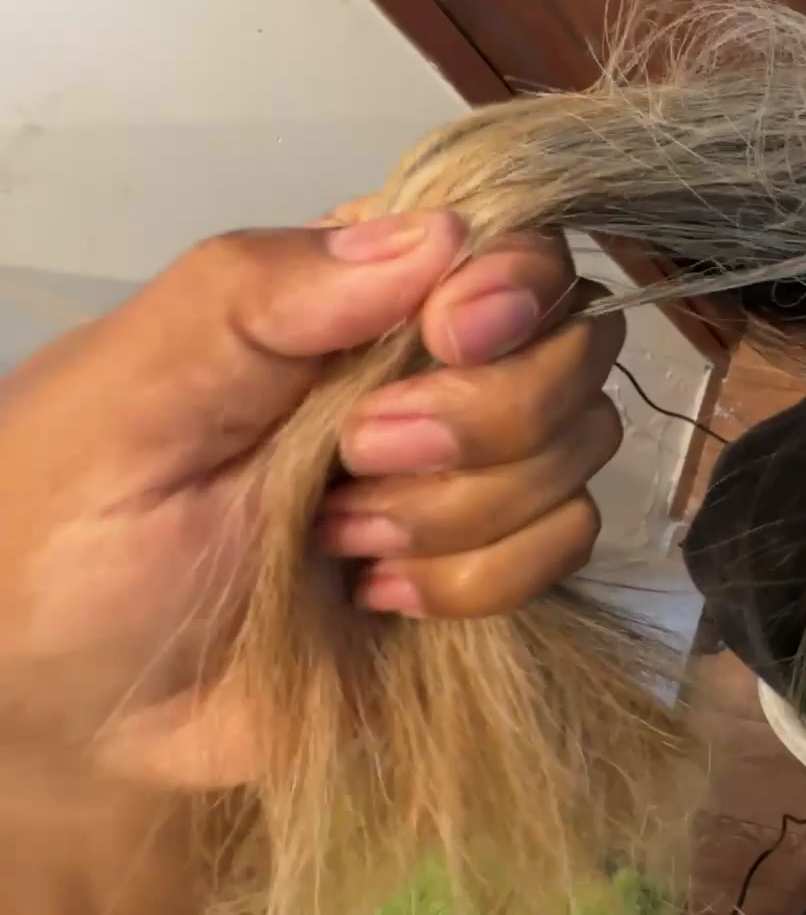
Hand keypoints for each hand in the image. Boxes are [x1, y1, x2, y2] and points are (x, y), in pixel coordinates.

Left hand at [0, 210, 623, 785]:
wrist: (100, 718)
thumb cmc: (74, 539)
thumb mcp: (125, 398)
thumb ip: (260, 292)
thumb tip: (443, 231)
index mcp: (378, 300)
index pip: (526, 246)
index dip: (520, 283)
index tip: (452, 337)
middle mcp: (467, 368)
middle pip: (584, 343)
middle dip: (488, 416)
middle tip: (361, 458)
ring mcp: (509, 460)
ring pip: (588, 441)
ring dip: (464, 509)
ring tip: (342, 540)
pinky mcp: (526, 544)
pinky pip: (574, 535)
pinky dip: (482, 578)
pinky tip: (389, 592)